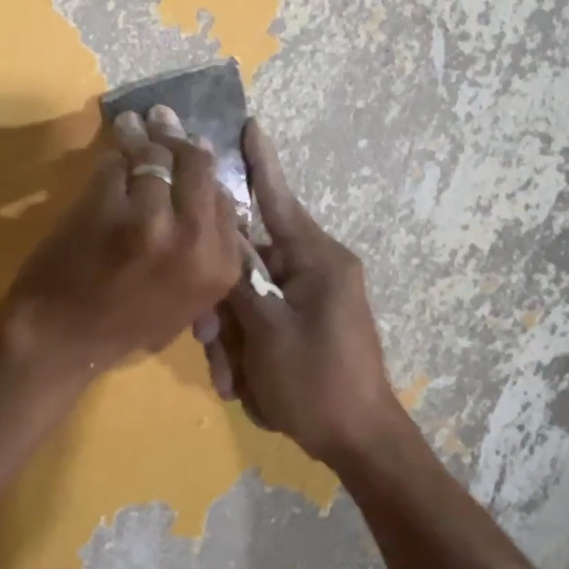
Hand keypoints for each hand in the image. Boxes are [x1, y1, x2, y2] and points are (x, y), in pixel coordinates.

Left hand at [0, 105, 243, 376]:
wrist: (62, 339)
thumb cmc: (123, 327)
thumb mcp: (184, 300)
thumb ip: (200, 249)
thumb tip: (203, 194)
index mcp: (221, 266)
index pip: (223, 195)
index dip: (203, 167)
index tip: (192, 147)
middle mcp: (193, 238)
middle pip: (196, 165)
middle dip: (178, 138)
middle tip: (163, 117)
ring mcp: (149, 219)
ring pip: (154, 158)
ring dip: (142, 137)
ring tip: (133, 122)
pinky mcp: (107, 206)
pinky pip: (116, 166)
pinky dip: (112, 159)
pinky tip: (110, 153)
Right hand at [202, 118, 398, 465]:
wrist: (362, 446)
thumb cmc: (317, 382)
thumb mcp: (265, 329)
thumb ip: (234, 275)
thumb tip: (214, 231)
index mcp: (316, 258)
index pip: (277, 197)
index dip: (259, 161)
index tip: (249, 122)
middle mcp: (314, 269)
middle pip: (247, 258)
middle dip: (220, 297)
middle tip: (206, 338)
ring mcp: (308, 299)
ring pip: (245, 294)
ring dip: (229, 333)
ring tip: (230, 374)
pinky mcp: (301, 325)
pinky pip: (258, 319)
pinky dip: (243, 348)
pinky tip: (240, 382)